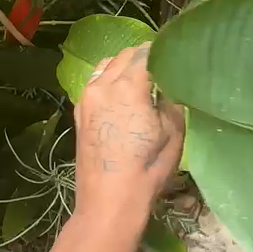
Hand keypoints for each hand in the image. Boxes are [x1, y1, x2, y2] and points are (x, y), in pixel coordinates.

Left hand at [72, 43, 184, 226]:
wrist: (110, 200)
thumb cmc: (148, 168)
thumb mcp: (174, 132)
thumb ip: (170, 100)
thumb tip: (165, 88)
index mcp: (127, 86)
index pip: (145, 54)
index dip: (161, 51)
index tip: (173, 54)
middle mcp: (102, 85)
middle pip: (123, 56)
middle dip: (142, 56)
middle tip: (161, 65)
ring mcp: (86, 99)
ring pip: (105, 67)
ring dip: (123, 66)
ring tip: (140, 77)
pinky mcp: (79, 113)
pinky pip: (95, 83)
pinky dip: (109, 79)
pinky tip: (121, 93)